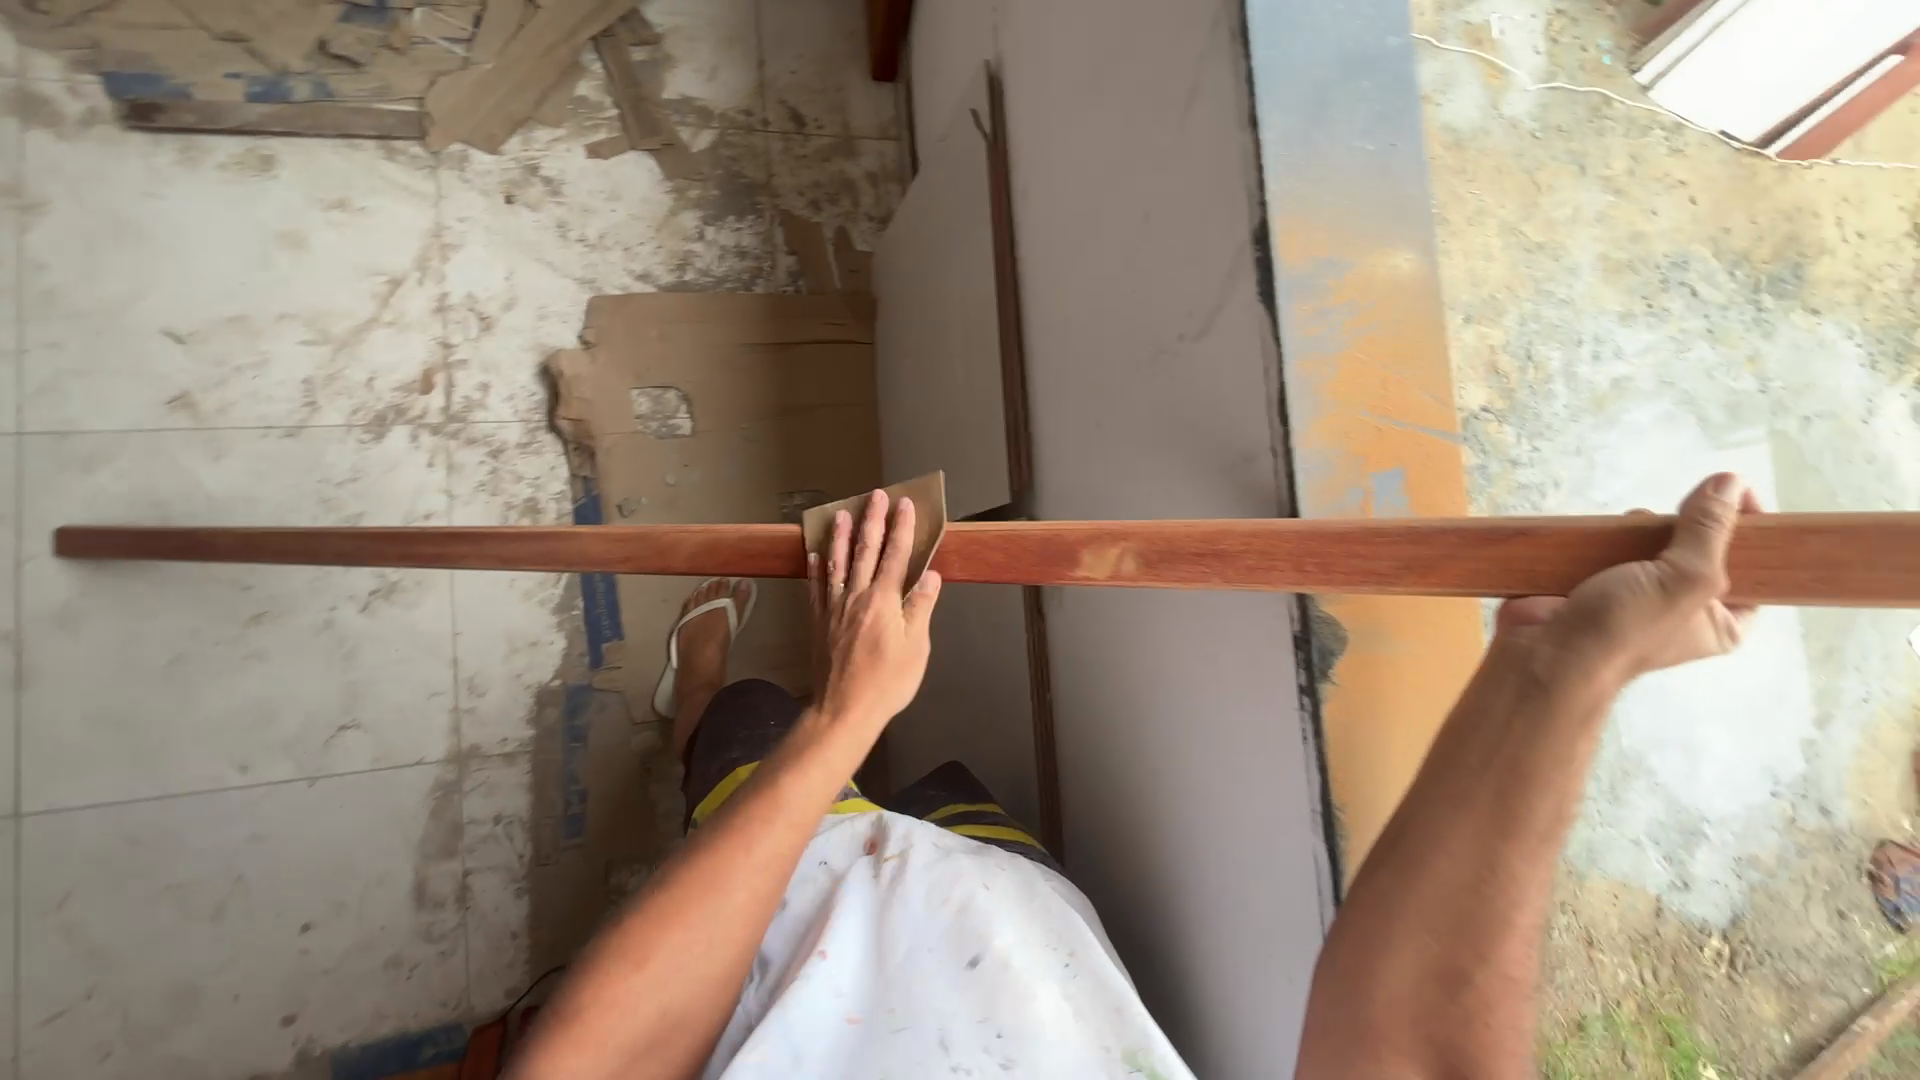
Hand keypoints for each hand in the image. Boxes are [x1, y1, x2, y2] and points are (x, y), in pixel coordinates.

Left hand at [808, 490, 941, 728]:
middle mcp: (856, 597)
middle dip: (872, 521)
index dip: (902, 528)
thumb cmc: (887, 683)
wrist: (843, 710)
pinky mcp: (819, 623)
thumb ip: (920, 608)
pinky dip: (816, 569)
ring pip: (836, 564)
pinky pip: (815, 588)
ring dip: (840, 537)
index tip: (905, 504)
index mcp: (883, 601)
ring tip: (840, 513)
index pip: (895, 555)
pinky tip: (815, 555)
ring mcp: (834, 609)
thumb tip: (930, 575)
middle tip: (875, 495)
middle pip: (865, 552)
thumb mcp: (916, 648)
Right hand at [1496, 472, 1760, 688]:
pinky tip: (1598, 529)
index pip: (1753, 569)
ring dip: (1637, 531)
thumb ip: (1708, 531)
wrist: (1544, 651)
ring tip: (1626, 523)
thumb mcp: (1684, 578)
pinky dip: (1601, 539)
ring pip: (1645, 551)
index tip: (1731, 494)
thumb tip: (1730, 481)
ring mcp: (1629, 599)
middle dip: (1682, 527)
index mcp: (1720, 622)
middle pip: (1695, 553)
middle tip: (1668, 516)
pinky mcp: (1587, 587)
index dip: (1750, 531)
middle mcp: (1679, 611)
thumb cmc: (1624, 626)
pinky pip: (1603, 555)